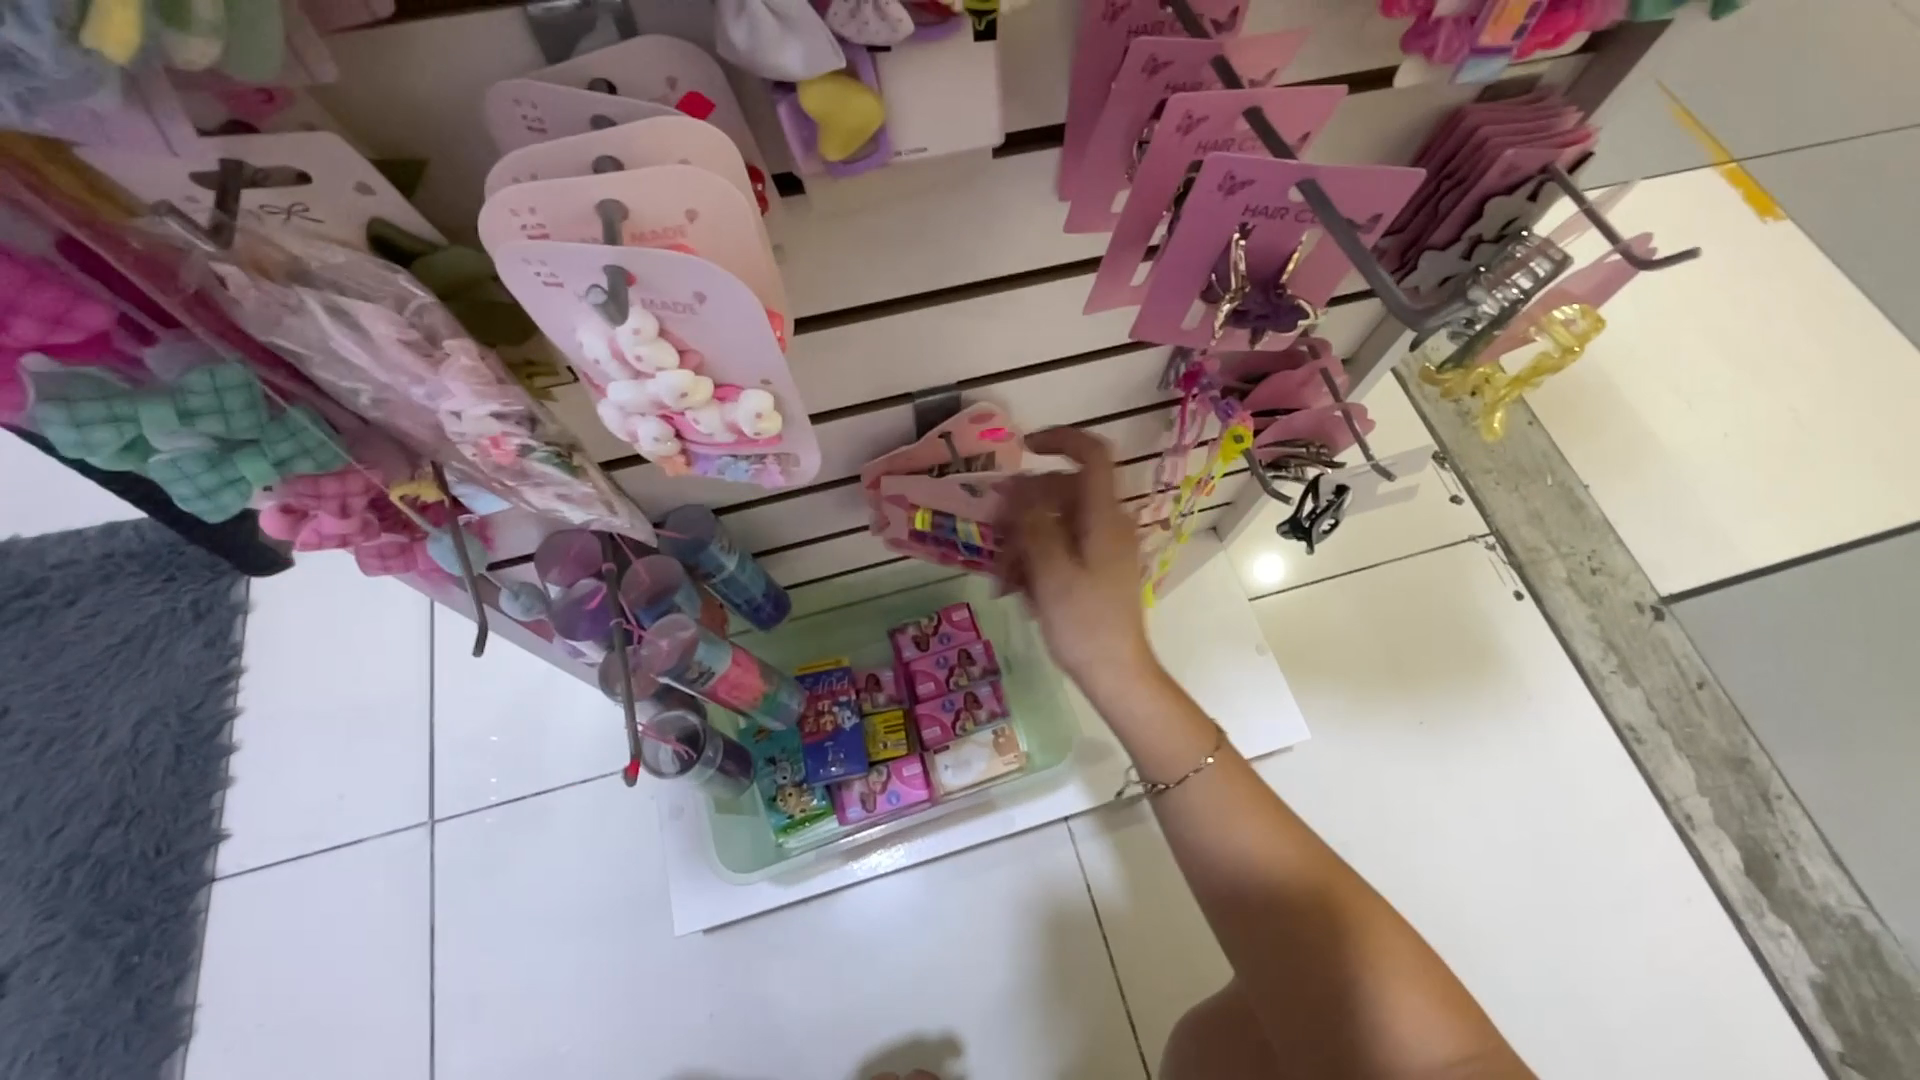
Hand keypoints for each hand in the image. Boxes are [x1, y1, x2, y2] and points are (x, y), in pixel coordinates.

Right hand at [994, 428, 1155, 687]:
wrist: (1115, 674)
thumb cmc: (1083, 624)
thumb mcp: (1049, 572)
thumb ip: (1031, 523)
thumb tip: (1016, 488)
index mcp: (1104, 517)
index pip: (1091, 455)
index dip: (1059, 440)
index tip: (1022, 448)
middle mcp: (1107, 525)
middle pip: (1062, 493)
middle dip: (1023, 511)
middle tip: (994, 538)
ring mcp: (1103, 548)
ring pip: (1056, 523)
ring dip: (1024, 544)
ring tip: (1003, 581)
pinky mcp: (1096, 570)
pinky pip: (1061, 549)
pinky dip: (1037, 562)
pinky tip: (1017, 591)